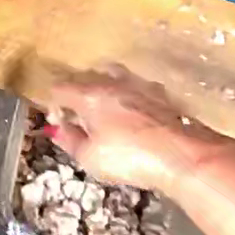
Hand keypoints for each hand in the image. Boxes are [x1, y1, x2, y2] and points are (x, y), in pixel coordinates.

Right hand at [45, 69, 228, 194]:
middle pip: (85, 78)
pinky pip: (135, 87)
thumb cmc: (129, 158)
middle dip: (78, 95)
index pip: (60, 88)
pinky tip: (134, 114)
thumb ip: (70, 141)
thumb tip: (58, 130)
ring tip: (107, 112)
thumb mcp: (90, 158)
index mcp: (89, 95)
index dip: (54, 104)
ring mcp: (138, 84)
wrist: (180, 154)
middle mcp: (112, 82)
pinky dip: (129, 96)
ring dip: (105, 89)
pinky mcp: (159, 93)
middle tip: (81, 119)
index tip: (61, 123)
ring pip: (112, 76)